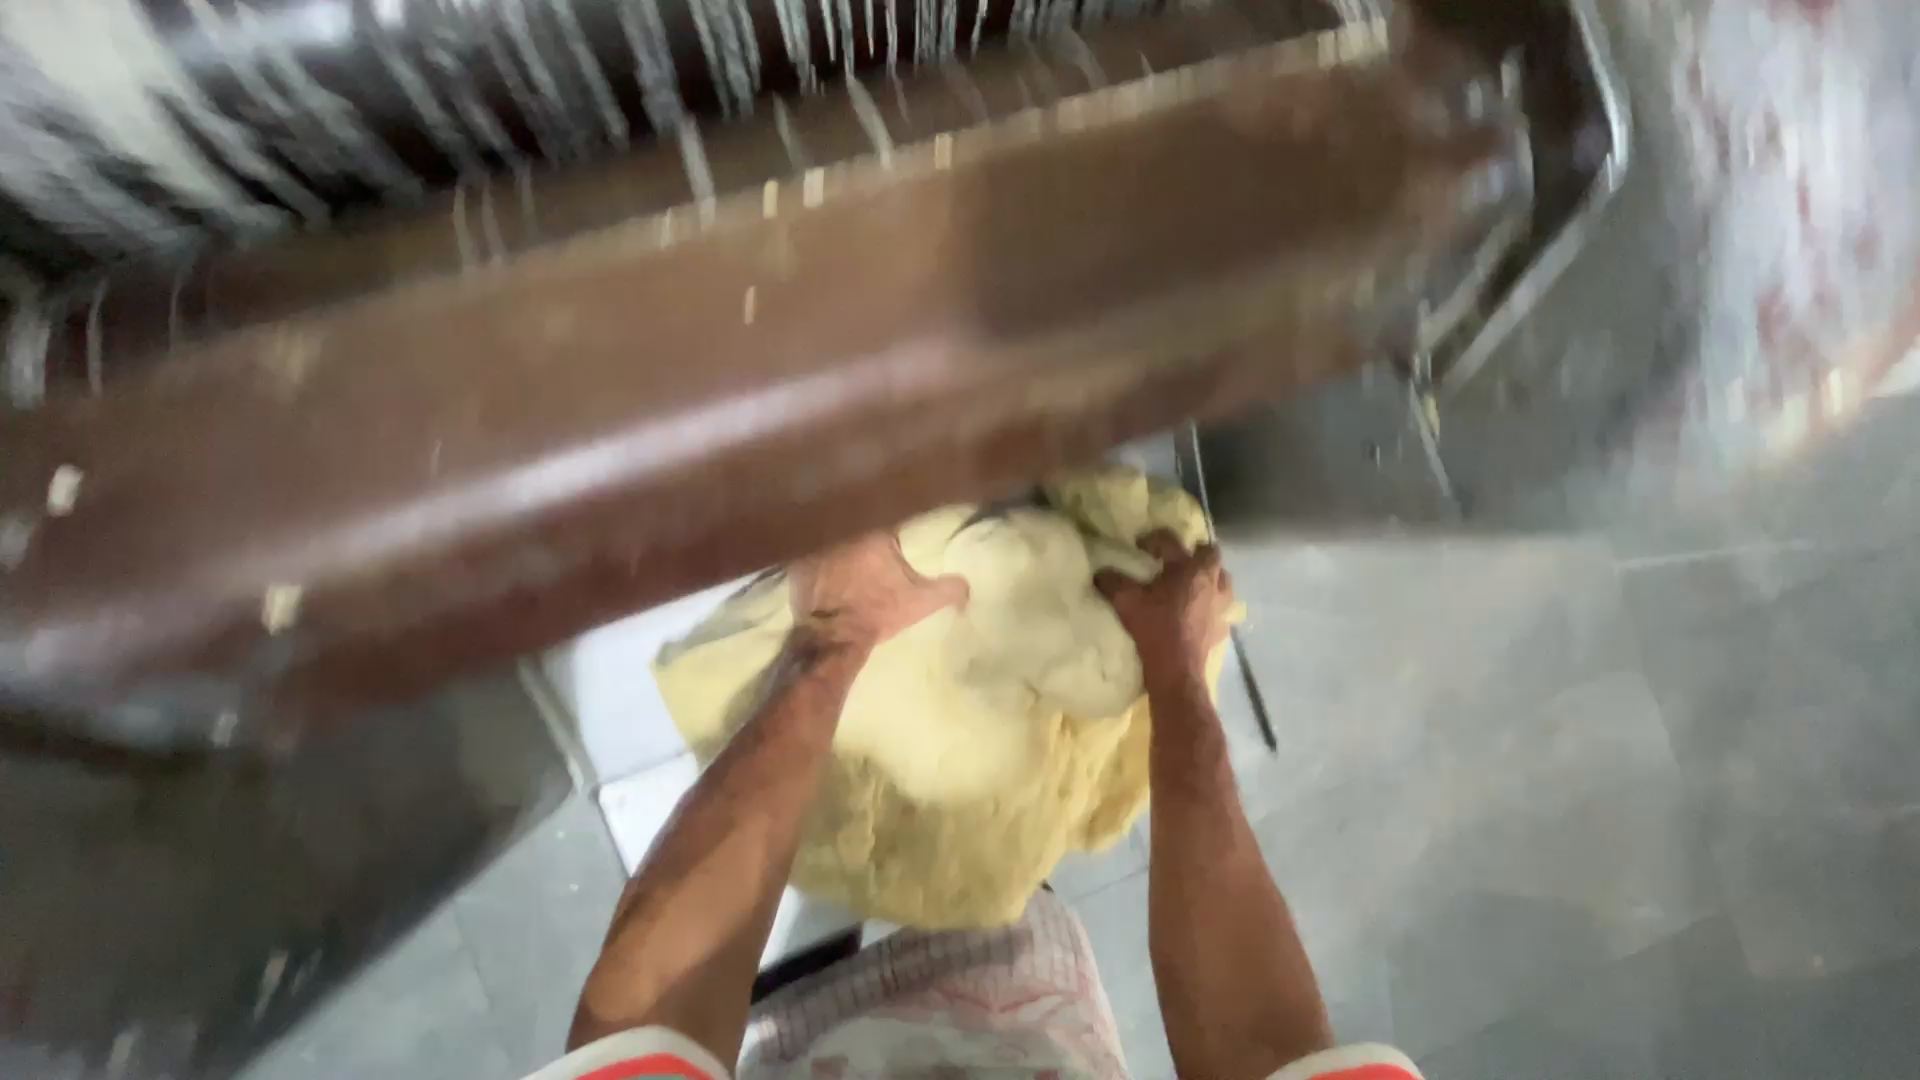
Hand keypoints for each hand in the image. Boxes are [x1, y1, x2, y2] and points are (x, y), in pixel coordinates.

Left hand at [789, 531, 969, 652]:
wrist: (835, 636)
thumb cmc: (878, 612)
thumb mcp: (921, 602)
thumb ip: (949, 589)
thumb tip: (967, 586)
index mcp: (875, 532)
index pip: (889, 516)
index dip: (895, 526)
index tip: (899, 534)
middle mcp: (844, 530)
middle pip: (859, 523)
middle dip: (866, 531)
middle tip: (875, 545)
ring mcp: (817, 544)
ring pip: (833, 535)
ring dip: (842, 542)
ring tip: (851, 555)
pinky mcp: (798, 561)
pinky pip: (810, 552)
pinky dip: (818, 558)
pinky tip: (826, 568)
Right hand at [1095, 530, 1234, 690]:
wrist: (1178, 670)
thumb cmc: (1155, 629)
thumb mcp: (1126, 603)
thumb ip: (1112, 582)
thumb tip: (1100, 572)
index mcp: (1190, 569)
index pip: (1171, 541)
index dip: (1153, 539)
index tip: (1139, 547)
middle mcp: (1212, 581)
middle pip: (1210, 554)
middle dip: (1194, 553)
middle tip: (1174, 561)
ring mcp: (1222, 604)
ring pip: (1222, 579)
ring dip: (1208, 577)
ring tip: (1191, 585)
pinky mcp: (1223, 626)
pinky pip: (1221, 606)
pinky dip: (1211, 603)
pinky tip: (1197, 612)